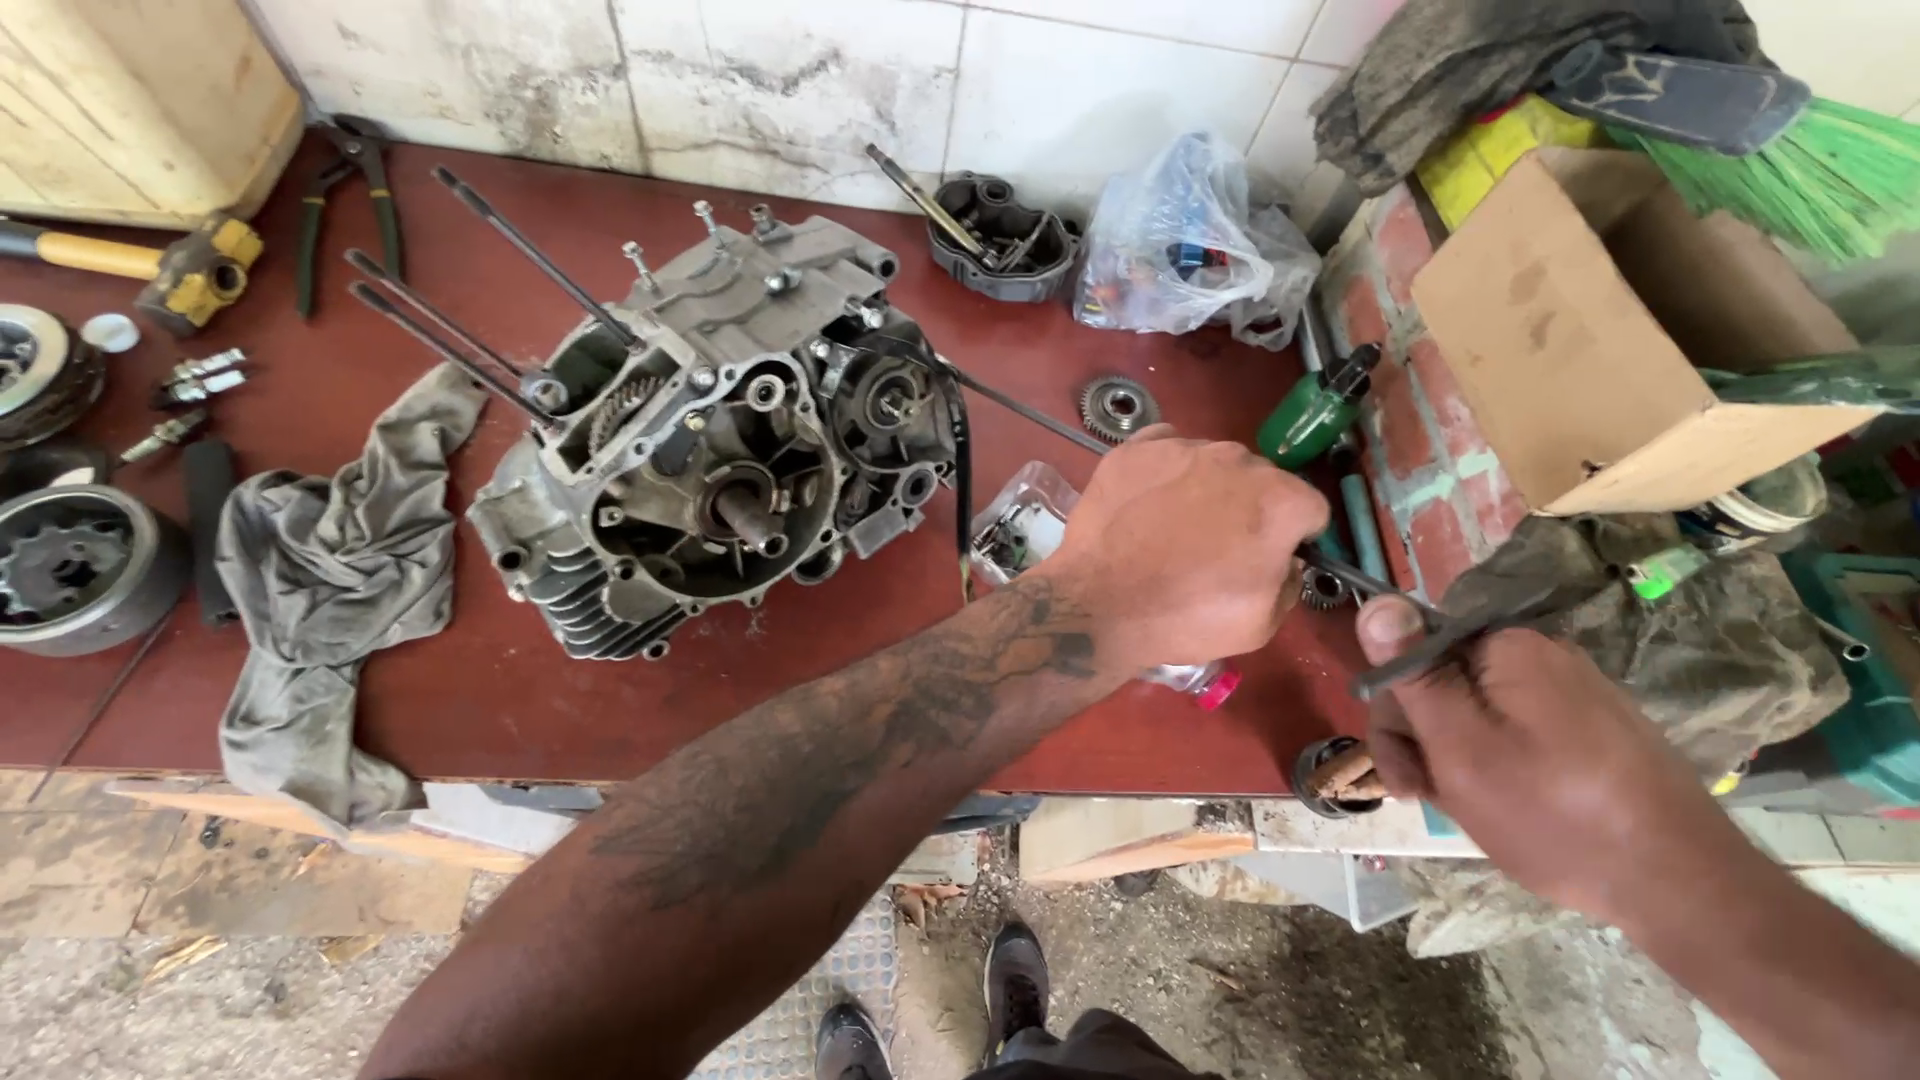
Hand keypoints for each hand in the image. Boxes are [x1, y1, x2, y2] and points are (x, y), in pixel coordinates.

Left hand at [1032, 425, 1327, 670]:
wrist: (1098, 603)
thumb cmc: (1185, 617)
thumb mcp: (1262, 622)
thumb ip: (1289, 580)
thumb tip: (1284, 559)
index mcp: (1280, 500)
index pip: (1309, 510)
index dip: (1293, 538)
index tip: (1266, 559)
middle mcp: (1237, 460)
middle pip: (1260, 481)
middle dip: (1248, 509)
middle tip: (1215, 547)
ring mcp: (1182, 448)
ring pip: (1212, 463)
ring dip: (1206, 487)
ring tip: (1174, 527)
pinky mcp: (1134, 449)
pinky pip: (1165, 449)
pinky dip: (1165, 470)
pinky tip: (1149, 501)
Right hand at [1354, 597, 1766, 927]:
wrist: (1684, 888)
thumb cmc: (1553, 814)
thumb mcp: (1460, 746)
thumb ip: (1413, 675)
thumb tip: (1375, 602)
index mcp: (1507, 647)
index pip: (1411, 655)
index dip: (1395, 715)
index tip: (1405, 775)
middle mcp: (1540, 656)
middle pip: (1440, 684)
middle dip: (1421, 741)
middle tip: (1424, 798)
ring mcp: (1570, 693)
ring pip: (1473, 713)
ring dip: (1453, 758)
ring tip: (1468, 810)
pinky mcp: (1591, 729)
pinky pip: (1513, 733)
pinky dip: (1494, 766)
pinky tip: (1504, 805)